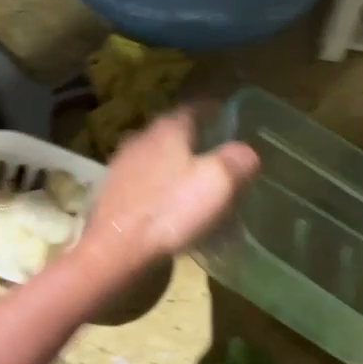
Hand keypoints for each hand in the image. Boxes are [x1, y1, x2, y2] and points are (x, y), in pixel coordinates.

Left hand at [72, 108, 258, 277]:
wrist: (116, 254)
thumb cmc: (170, 211)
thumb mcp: (218, 181)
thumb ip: (236, 160)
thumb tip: (245, 151)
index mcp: (165, 130)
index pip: (193, 109)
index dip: (214, 112)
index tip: (233, 118)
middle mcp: (141, 142)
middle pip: (176, 137)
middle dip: (200, 145)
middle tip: (225, 159)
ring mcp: (124, 172)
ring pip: (163, 165)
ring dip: (184, 174)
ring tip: (208, 193)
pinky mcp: (118, 201)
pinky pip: (152, 192)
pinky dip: (169, 199)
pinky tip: (183, 219)